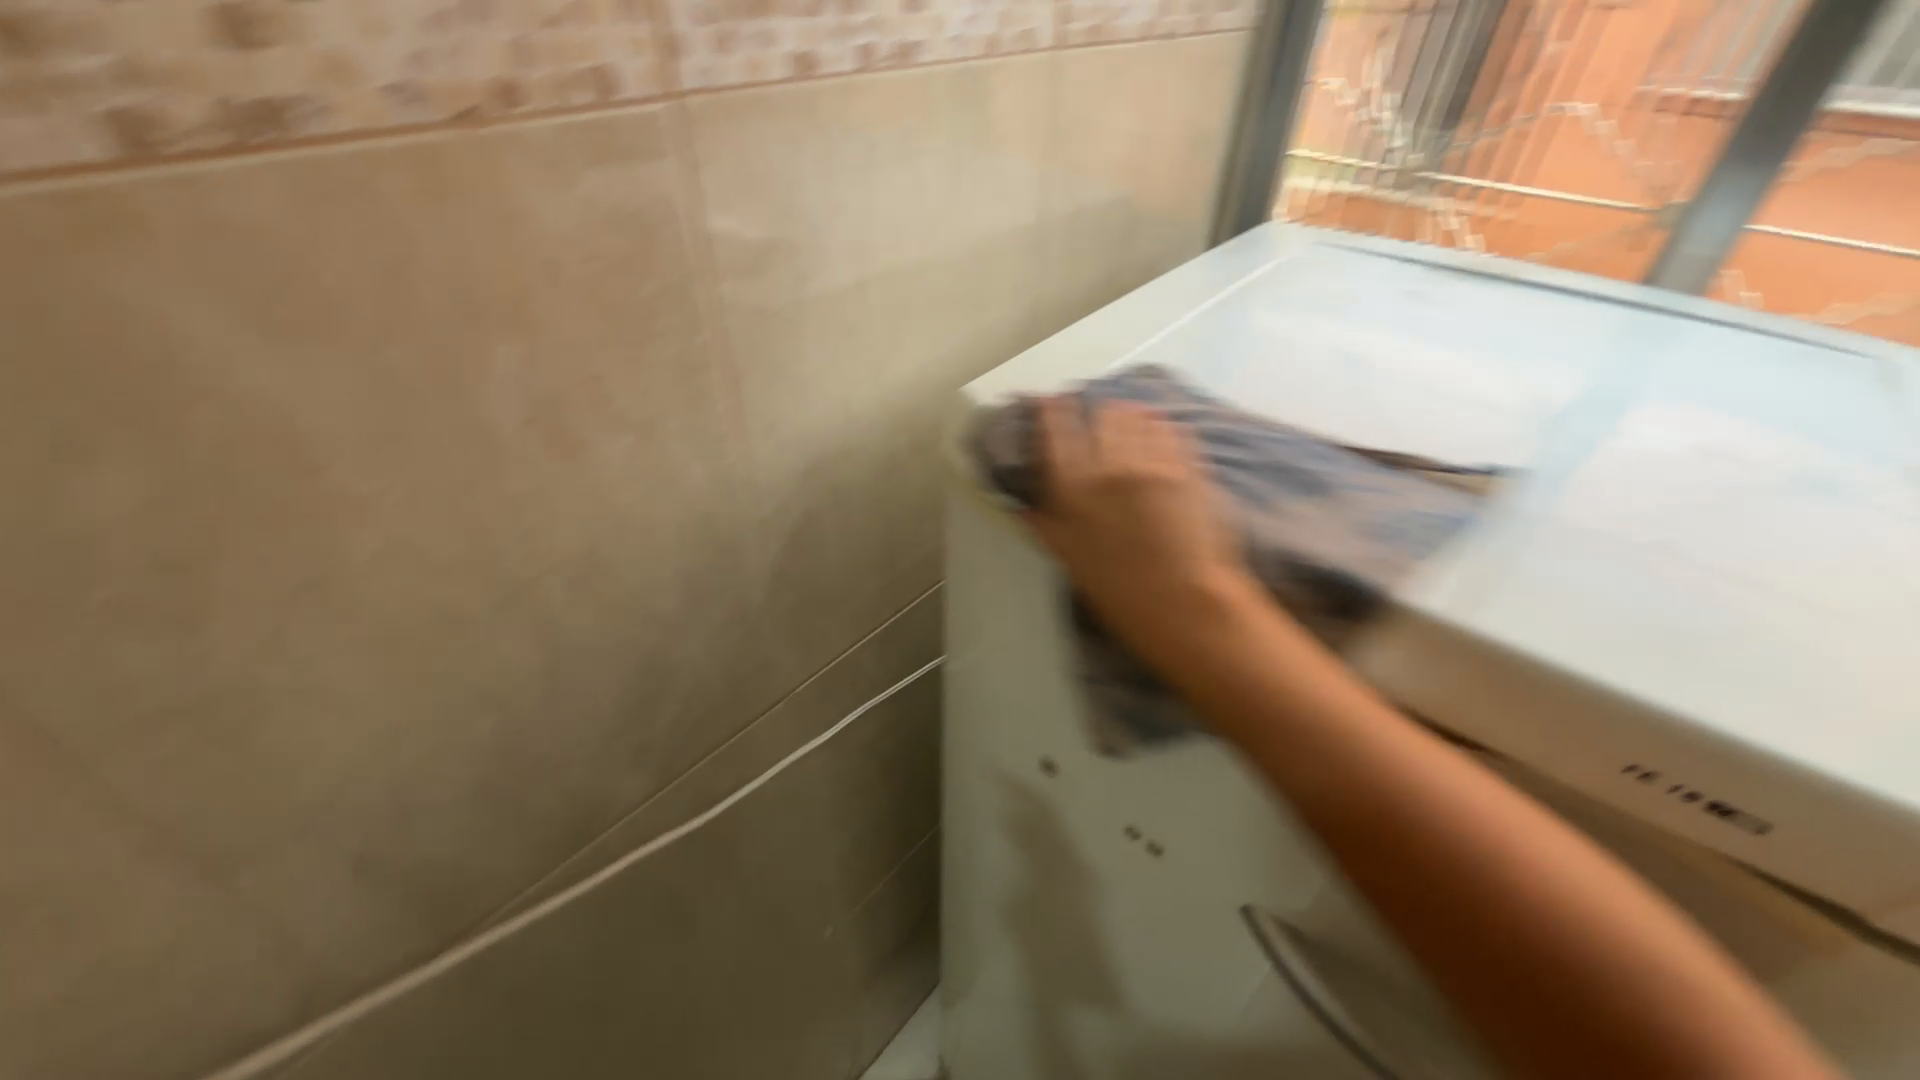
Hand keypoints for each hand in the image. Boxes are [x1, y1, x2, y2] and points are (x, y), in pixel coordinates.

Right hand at [1024, 396, 1258, 663]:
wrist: (1186, 605)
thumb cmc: (1121, 593)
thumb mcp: (1071, 562)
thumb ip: (1045, 526)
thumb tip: (1020, 507)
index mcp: (1073, 491)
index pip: (1055, 433)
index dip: (1050, 412)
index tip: (1049, 401)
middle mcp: (1109, 466)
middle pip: (1099, 415)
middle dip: (1095, 415)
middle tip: (1096, 425)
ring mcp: (1153, 462)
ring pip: (1136, 415)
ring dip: (1128, 417)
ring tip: (1129, 428)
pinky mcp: (1189, 466)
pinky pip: (1171, 429)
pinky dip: (1160, 427)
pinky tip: (1158, 436)